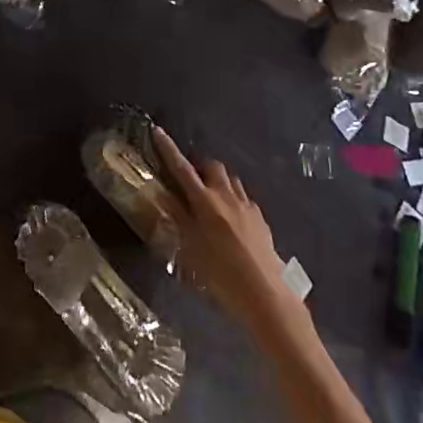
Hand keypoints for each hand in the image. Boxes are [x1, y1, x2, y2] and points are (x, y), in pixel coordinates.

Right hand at [153, 125, 305, 332]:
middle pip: (212, 167)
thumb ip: (177, 218)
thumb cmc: (221, 275)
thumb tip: (161, 194)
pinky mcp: (260, 216)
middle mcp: (226, 196)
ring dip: (217, 182)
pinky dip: (233, 199)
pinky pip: (243, 197)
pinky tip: (230, 220)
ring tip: (209, 201)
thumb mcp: (191, 249)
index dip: (169, 150)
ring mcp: (246, 204)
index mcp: (205, 202)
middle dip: (200, 168)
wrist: (264, 291)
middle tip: (189, 183)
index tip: (159, 132)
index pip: (182, 169)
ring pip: (230, 180)